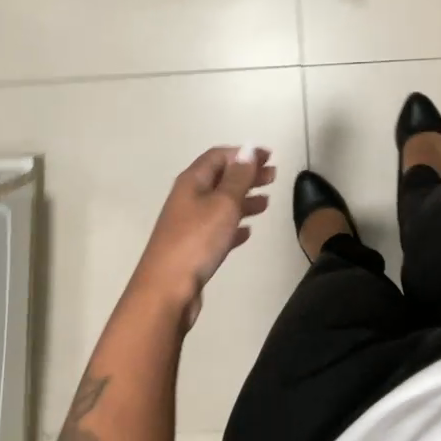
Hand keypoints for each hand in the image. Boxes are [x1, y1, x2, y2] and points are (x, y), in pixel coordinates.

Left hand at [129, 146, 276, 329]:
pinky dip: (233, 225)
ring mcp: (189, 224)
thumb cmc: (197, 240)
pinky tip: (247, 232)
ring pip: (220, 204)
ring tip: (266, 203)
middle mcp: (188, 198)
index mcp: (192, 181)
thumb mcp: (223, 203)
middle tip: (273, 176)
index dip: (244, 153)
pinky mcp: (193, 248)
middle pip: (221, 178)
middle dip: (247, 175)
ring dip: (243, 200)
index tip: (268, 156)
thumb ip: (238, 177)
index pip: (219, 156)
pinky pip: (217, 229)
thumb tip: (247, 150)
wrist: (167, 291)